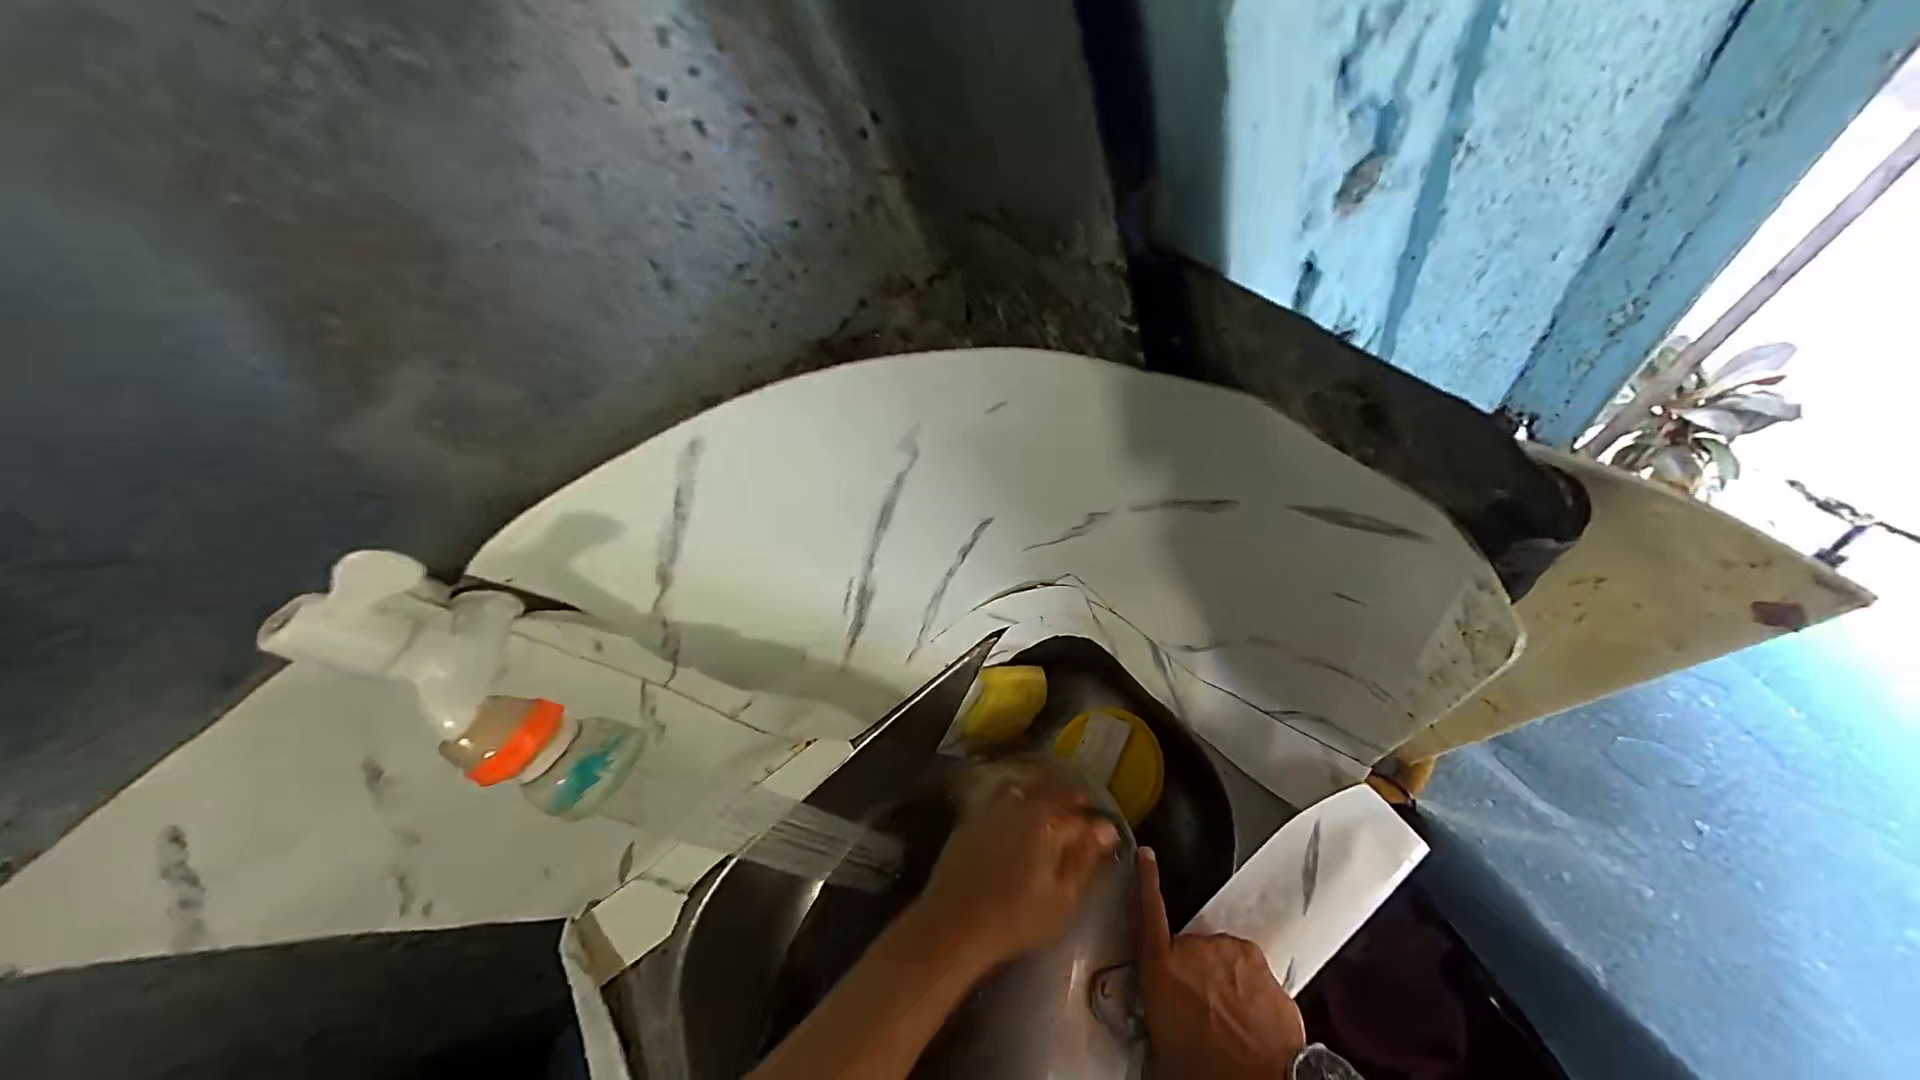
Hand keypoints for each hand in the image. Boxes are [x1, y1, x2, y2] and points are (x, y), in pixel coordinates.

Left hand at [910, 786, 1120, 969]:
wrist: (956, 922)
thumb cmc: (1017, 917)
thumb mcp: (1063, 897)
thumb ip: (1085, 858)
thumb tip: (1106, 829)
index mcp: (1049, 821)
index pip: (1084, 818)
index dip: (1100, 827)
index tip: (1109, 836)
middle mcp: (1023, 804)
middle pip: (1057, 795)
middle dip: (1076, 804)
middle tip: (1088, 818)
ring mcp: (996, 806)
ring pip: (1031, 790)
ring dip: (1048, 795)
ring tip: (1058, 811)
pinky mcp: (976, 815)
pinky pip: (1006, 797)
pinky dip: (1022, 799)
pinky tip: (1024, 814)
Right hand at [1137, 848, 1305, 1078]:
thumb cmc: (1210, 1067)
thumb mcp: (1162, 1045)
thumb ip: (1153, 1013)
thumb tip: (1153, 1018)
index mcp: (1161, 968)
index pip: (1147, 912)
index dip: (1145, 880)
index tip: (1145, 854)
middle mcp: (1192, 950)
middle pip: (1187, 951)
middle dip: (1193, 973)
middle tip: (1200, 1010)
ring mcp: (1227, 951)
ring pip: (1218, 959)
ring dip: (1221, 979)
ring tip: (1229, 1019)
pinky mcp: (1256, 959)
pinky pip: (1245, 968)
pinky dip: (1247, 986)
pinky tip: (1249, 1015)